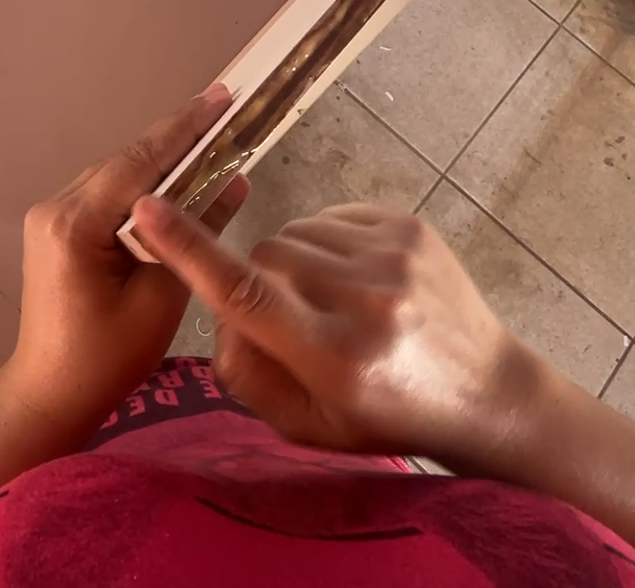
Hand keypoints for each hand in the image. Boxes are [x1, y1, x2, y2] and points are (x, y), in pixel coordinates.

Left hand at [0, 84, 249, 435]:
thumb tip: (236, 181)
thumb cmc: (108, 358)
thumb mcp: (163, 297)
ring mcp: (50, 214)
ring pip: (116, 174)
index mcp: (75, 224)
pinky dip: (141, 184)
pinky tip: (175, 178)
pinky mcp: (56, 227)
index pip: (138, 162)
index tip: (221, 97)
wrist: (50, 395)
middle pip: (126, 162)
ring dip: (161, 160)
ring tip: (209, 138)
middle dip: (177, 138)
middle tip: (224, 111)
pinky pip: (106, 193)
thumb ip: (196, 233)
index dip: (184, 128)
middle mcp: (55, 207)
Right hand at [130, 199, 541, 469]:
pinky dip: (326, 243)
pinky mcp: (407, 226)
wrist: (487, 391)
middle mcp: (364, 298)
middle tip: (293, 317)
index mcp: (334, 355)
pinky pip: (329, 216)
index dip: (188, 249)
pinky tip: (355, 278)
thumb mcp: (306, 424)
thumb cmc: (389, 417)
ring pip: (295, 233)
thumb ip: (245, 372)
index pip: (244, 292)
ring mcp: (392, 255)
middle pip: (265, 256)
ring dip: (295, 262)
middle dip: (260, 281)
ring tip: (334, 300)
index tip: (147, 210)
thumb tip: (220, 311)